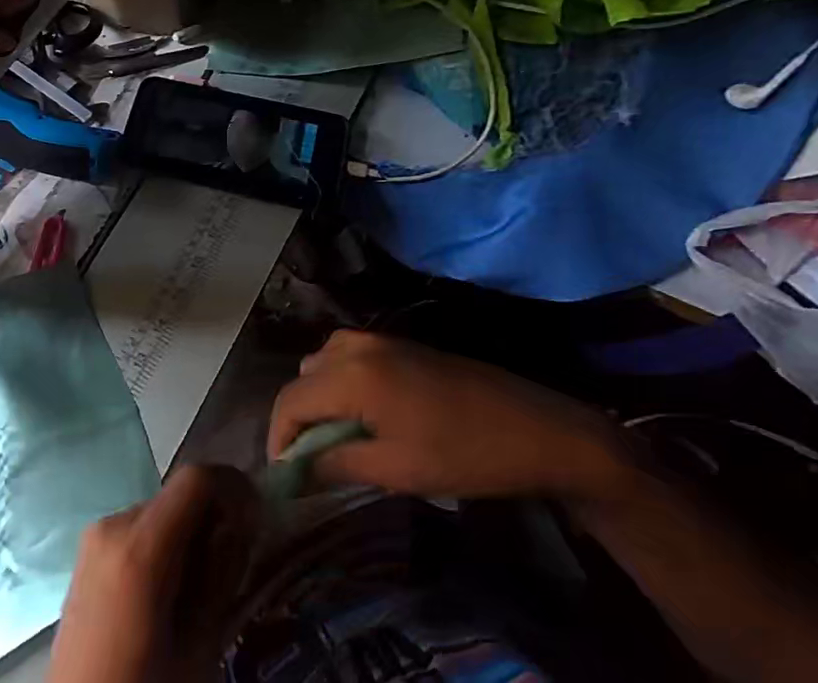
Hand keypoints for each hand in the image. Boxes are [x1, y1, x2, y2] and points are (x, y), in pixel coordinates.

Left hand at [47, 465, 260, 682]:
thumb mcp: (198, 647)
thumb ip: (221, 578)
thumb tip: (240, 527)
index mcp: (139, 546)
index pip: (195, 479)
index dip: (234, 487)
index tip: (257, 517)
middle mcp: (112, 525)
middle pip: (178, 495)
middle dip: (214, 515)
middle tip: (238, 558)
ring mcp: (94, 536)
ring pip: (161, 512)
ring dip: (190, 531)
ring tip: (205, 581)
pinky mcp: (86, 552)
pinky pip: (138, 530)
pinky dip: (164, 543)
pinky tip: (172, 589)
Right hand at [269, 330, 634, 503]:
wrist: (539, 429)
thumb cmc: (464, 454)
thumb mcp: (395, 469)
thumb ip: (335, 464)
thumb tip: (293, 472)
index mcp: (352, 374)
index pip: (290, 401)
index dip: (278, 439)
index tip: (285, 476)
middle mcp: (357, 347)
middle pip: (303, 377)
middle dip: (298, 418)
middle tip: (311, 461)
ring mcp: (382, 340)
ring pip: (323, 363)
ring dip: (318, 398)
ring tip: (336, 439)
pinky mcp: (402, 345)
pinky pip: (349, 357)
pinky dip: (341, 384)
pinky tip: (363, 416)